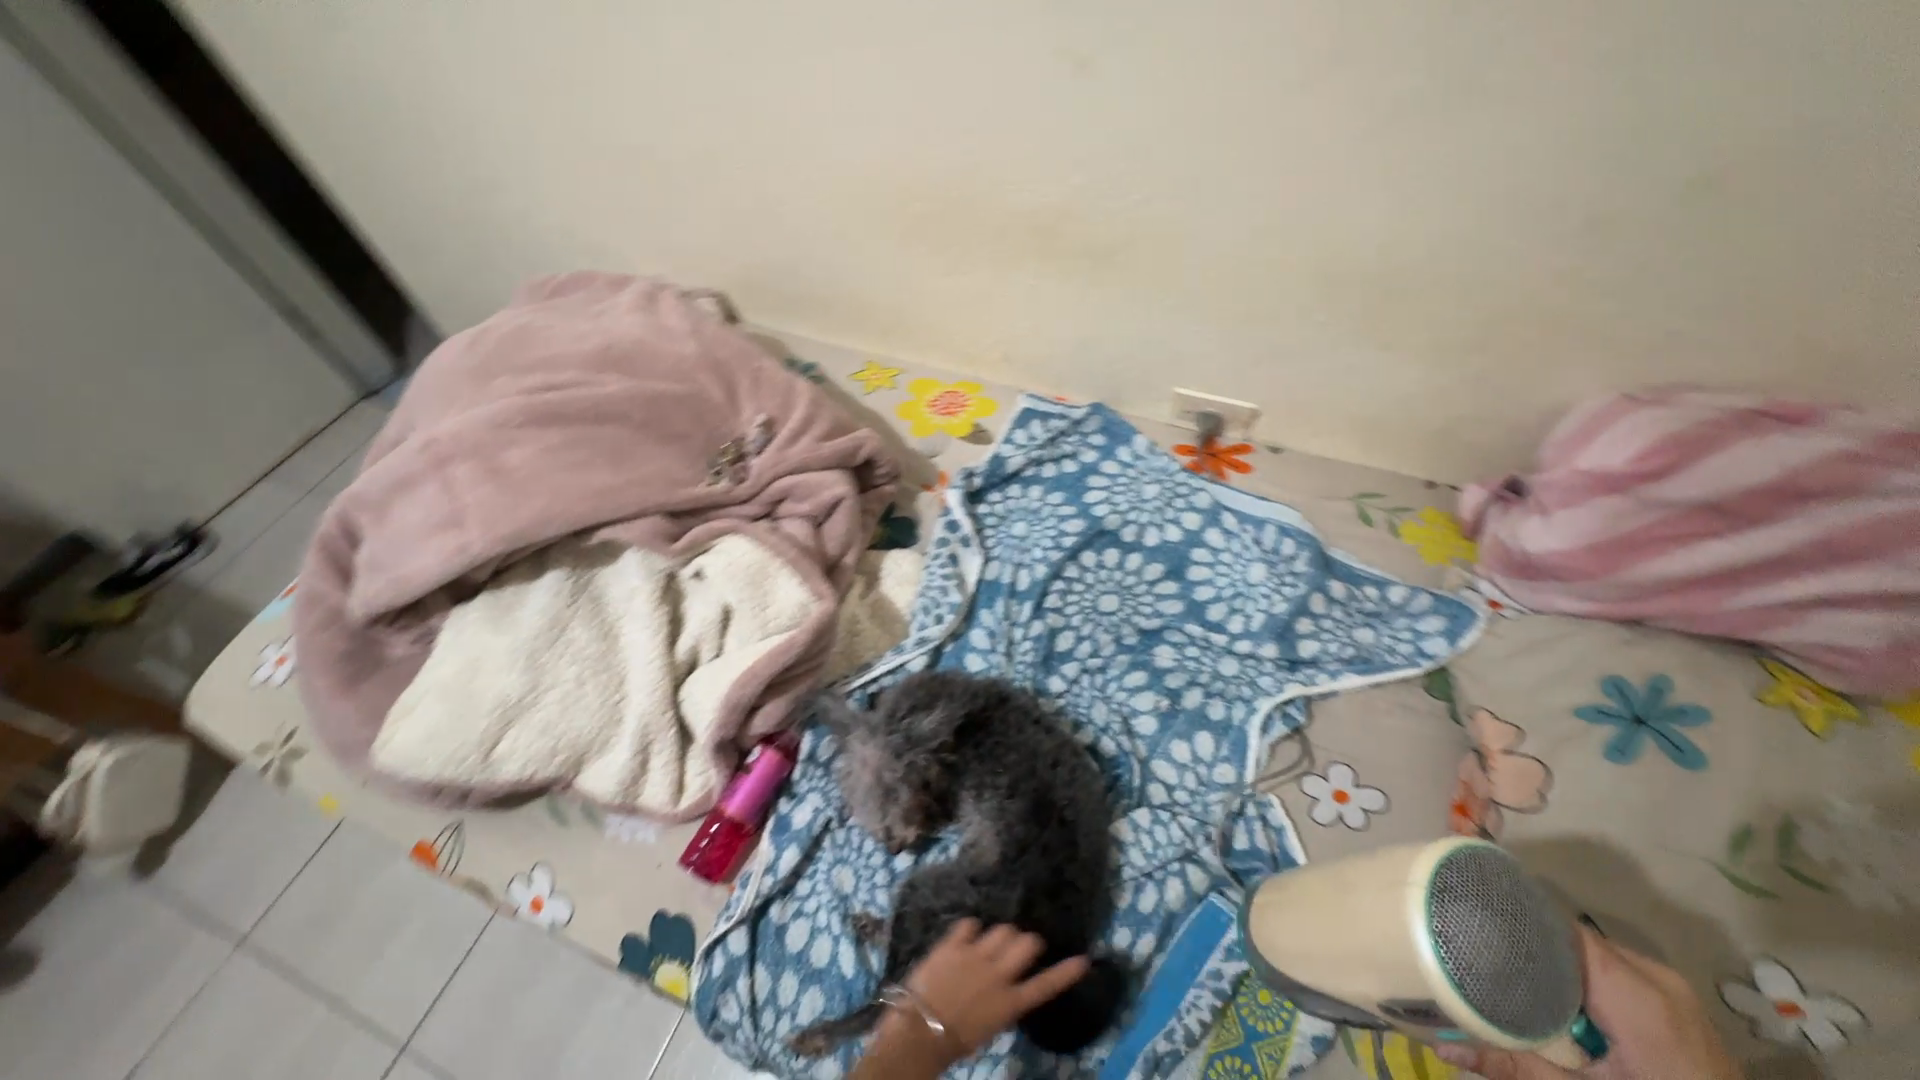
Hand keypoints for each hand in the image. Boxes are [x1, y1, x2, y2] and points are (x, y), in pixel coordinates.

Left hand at [896, 919, 1090, 1064]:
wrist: (920, 1032)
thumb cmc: (957, 1037)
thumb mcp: (991, 1024)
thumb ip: (1005, 1001)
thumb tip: (1010, 983)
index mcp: (1011, 1003)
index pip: (1046, 985)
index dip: (1067, 972)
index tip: (1083, 961)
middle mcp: (998, 975)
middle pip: (1027, 943)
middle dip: (1028, 941)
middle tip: (1020, 946)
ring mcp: (976, 956)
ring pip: (1003, 929)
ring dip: (1002, 934)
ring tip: (992, 941)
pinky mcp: (953, 946)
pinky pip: (970, 923)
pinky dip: (971, 928)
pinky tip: (968, 936)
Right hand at [1434, 927, 1742, 1079]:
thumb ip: (1514, 1066)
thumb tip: (1440, 1046)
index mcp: (1636, 994)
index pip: (1560, 931)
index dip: (1514, 926)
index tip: (1469, 929)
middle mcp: (1656, 977)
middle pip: (1571, 941)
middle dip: (1526, 952)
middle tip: (1477, 960)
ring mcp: (1670, 987)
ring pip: (1590, 955)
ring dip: (1553, 969)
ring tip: (1511, 983)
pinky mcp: (1674, 1002)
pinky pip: (1613, 972)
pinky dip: (1580, 982)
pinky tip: (1558, 1006)